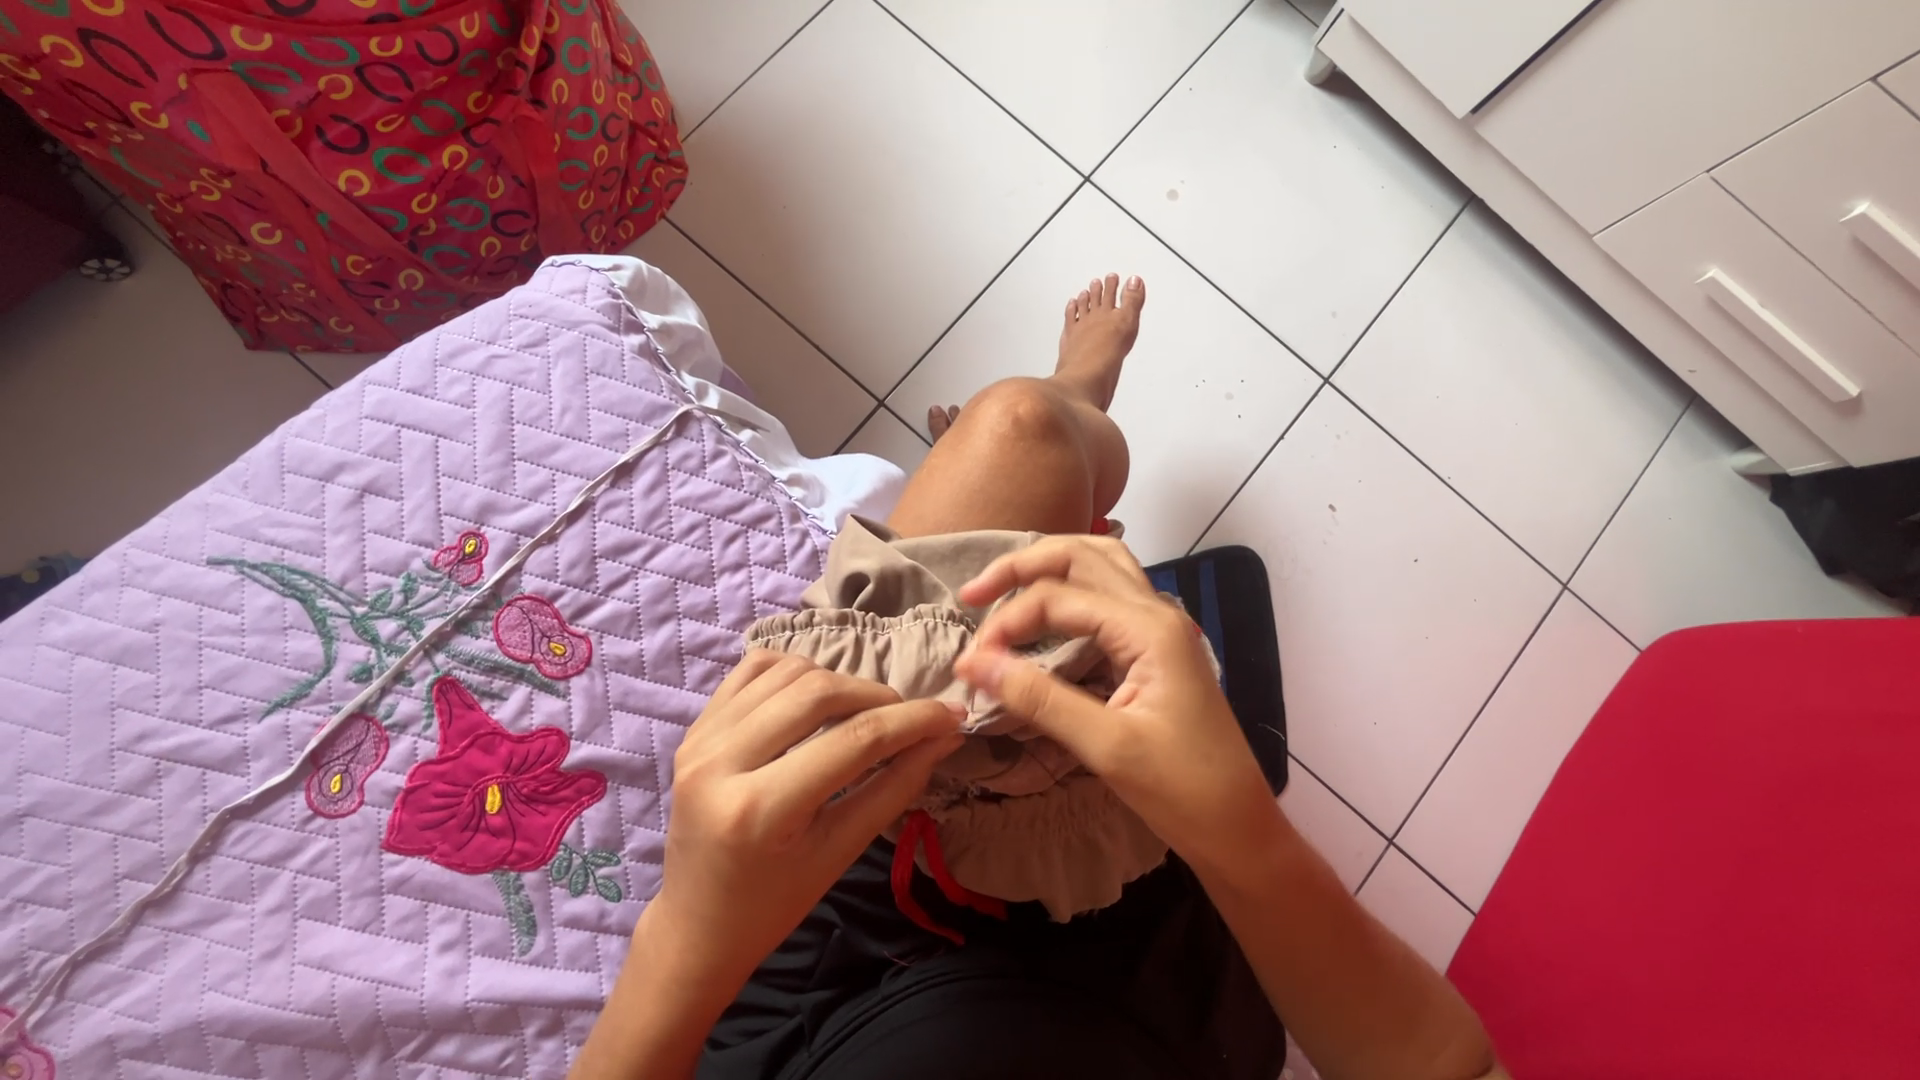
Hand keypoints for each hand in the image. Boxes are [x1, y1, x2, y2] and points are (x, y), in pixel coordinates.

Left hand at [642, 651, 964, 988]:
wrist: (699, 923)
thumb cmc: (777, 901)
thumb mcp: (842, 851)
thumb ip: (896, 786)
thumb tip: (945, 735)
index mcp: (759, 810)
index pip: (854, 740)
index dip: (912, 721)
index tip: (952, 716)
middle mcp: (720, 762)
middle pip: (819, 693)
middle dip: (878, 696)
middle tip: (908, 719)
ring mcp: (700, 738)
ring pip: (789, 671)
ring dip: (839, 681)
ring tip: (862, 713)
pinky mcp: (695, 727)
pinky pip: (754, 670)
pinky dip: (795, 670)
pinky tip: (815, 698)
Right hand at [952, 536, 1280, 876]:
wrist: (1239, 826)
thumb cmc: (1182, 790)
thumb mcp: (1106, 746)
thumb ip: (1039, 698)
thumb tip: (973, 664)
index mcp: (1149, 629)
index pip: (1058, 598)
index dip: (1007, 623)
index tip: (971, 664)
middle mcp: (1157, 612)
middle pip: (1081, 555)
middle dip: (1021, 567)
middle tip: (972, 595)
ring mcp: (1161, 626)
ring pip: (1100, 564)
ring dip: (1049, 567)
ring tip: (1004, 589)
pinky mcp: (1157, 647)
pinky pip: (1110, 595)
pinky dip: (1071, 589)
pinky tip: (1047, 612)